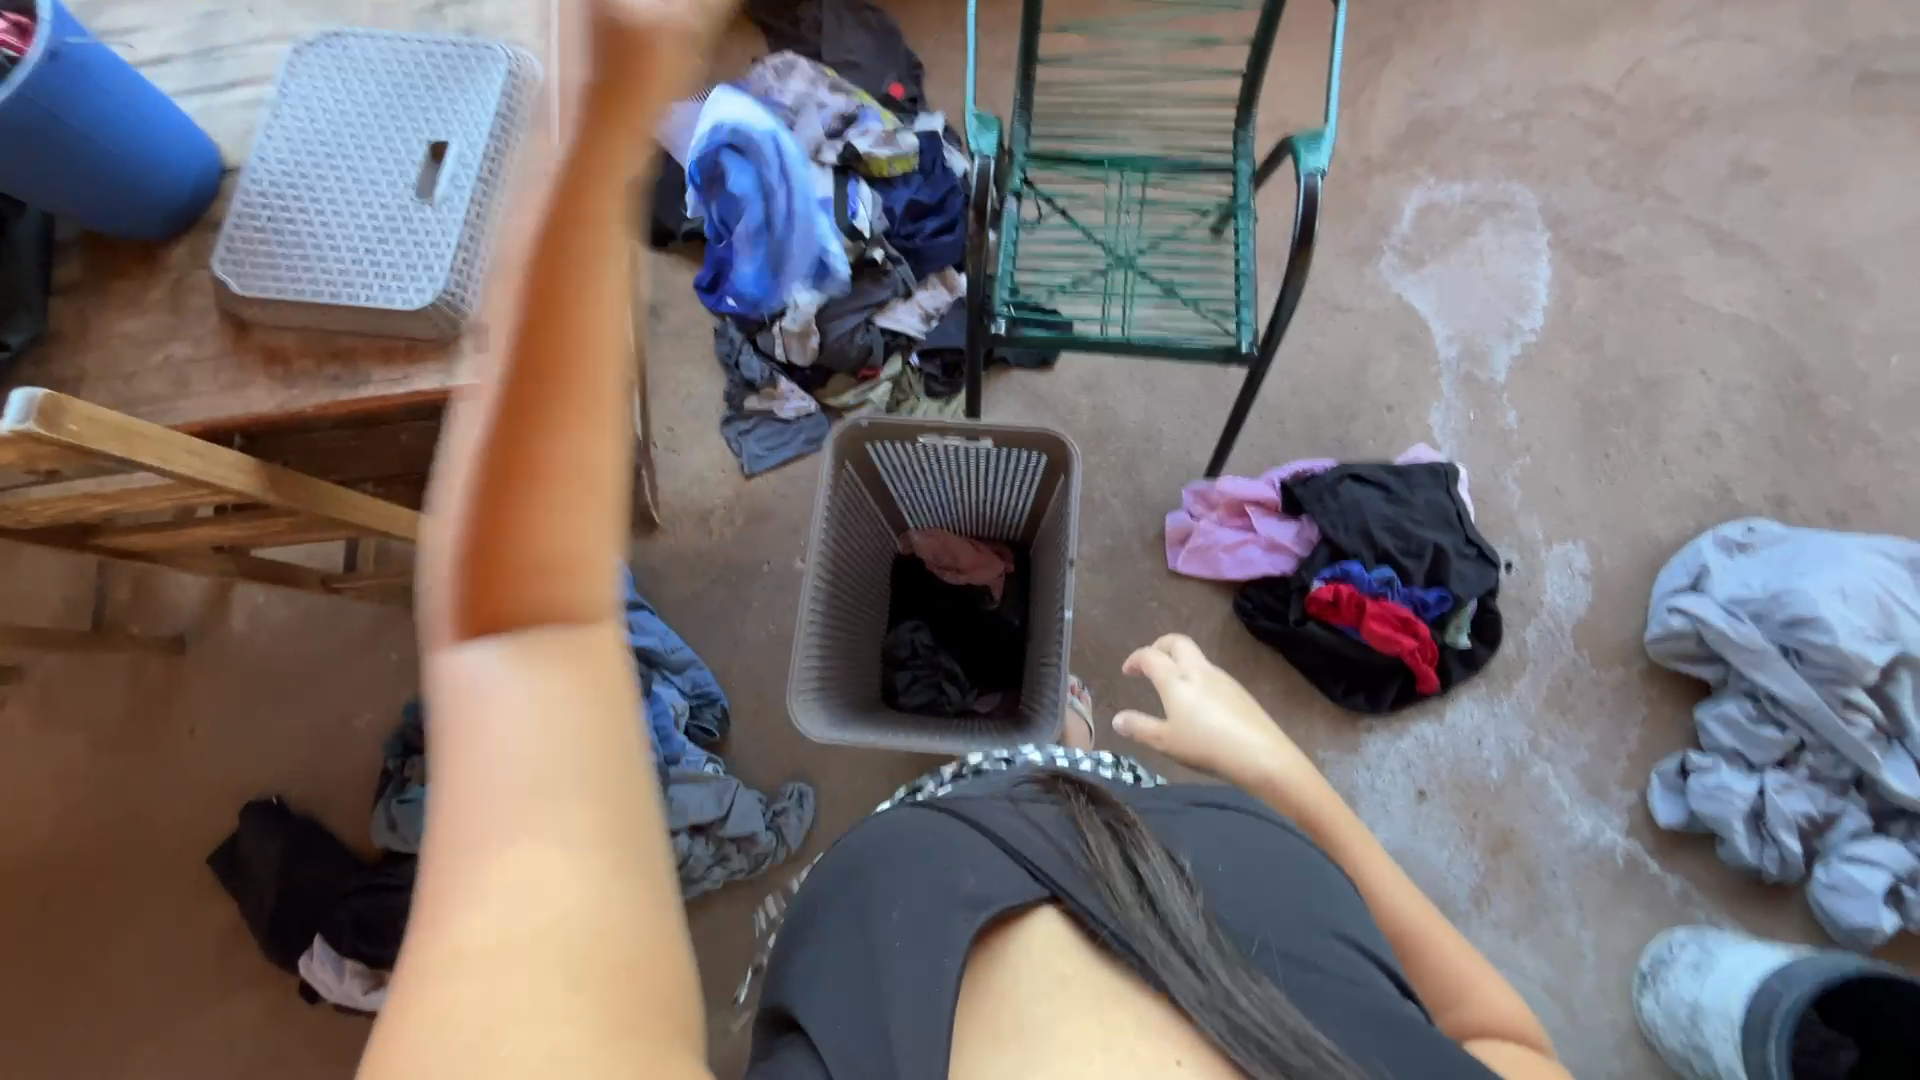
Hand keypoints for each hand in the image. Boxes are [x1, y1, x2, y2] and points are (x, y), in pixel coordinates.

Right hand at [1112, 635, 1316, 789]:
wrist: (1261, 754)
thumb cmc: (1205, 745)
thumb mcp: (1165, 741)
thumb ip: (1139, 728)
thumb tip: (1117, 719)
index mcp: (1175, 678)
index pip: (1150, 655)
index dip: (1135, 659)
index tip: (1128, 671)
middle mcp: (1198, 670)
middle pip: (1177, 642)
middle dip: (1159, 646)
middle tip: (1150, 662)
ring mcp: (1222, 678)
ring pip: (1196, 657)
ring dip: (1179, 662)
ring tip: (1172, 685)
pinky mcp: (1239, 690)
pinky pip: (1211, 673)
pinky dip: (1196, 676)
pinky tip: (1199, 703)